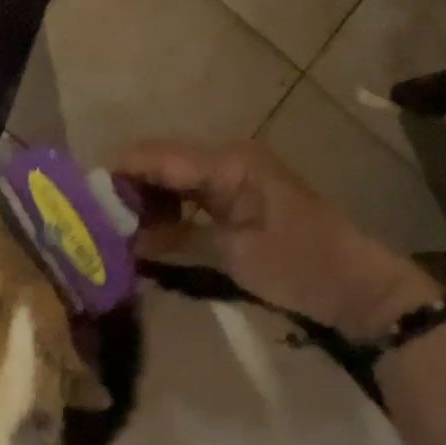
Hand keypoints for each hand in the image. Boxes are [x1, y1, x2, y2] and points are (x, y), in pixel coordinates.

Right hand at [116, 140, 442, 338]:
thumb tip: (124, 241)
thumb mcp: (235, 256)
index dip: (118, 173)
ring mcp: (235, 173)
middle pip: (161, 159)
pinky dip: (166, 206)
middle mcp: (229, 157)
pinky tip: (151, 231)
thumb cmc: (302, 268)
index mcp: (230, 163)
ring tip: (120, 231)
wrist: (362, 287)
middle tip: (98, 221)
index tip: (83, 199)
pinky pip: (189, 190)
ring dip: (145, 197)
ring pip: (171, 174)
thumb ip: (176, 240)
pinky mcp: (238, 193)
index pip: (158, 156)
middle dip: (127, 186)